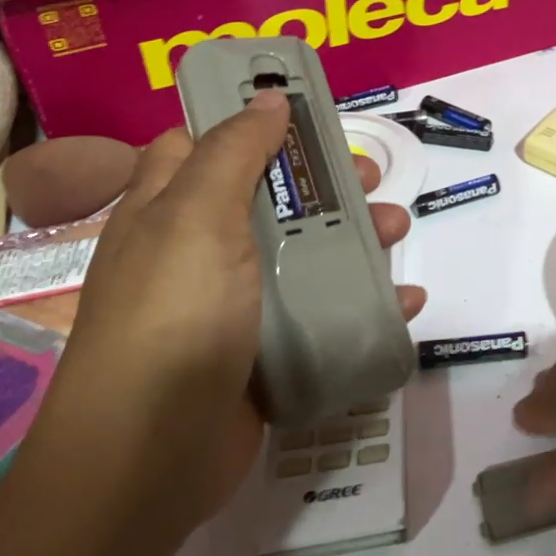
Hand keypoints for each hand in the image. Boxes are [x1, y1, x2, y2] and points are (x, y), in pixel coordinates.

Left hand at [0, 91, 425, 555]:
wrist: (150, 457)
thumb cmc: (172, 316)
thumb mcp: (197, 218)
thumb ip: (234, 152)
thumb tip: (268, 97)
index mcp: (168, 211)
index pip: (200, 146)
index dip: (248, 123)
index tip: (304, 113)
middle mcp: (198, 252)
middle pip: (267, 196)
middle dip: (322, 181)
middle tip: (368, 176)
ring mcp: (233, 305)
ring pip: (303, 253)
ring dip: (355, 237)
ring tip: (397, 231)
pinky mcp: (266, 352)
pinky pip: (322, 314)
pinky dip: (366, 302)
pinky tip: (405, 300)